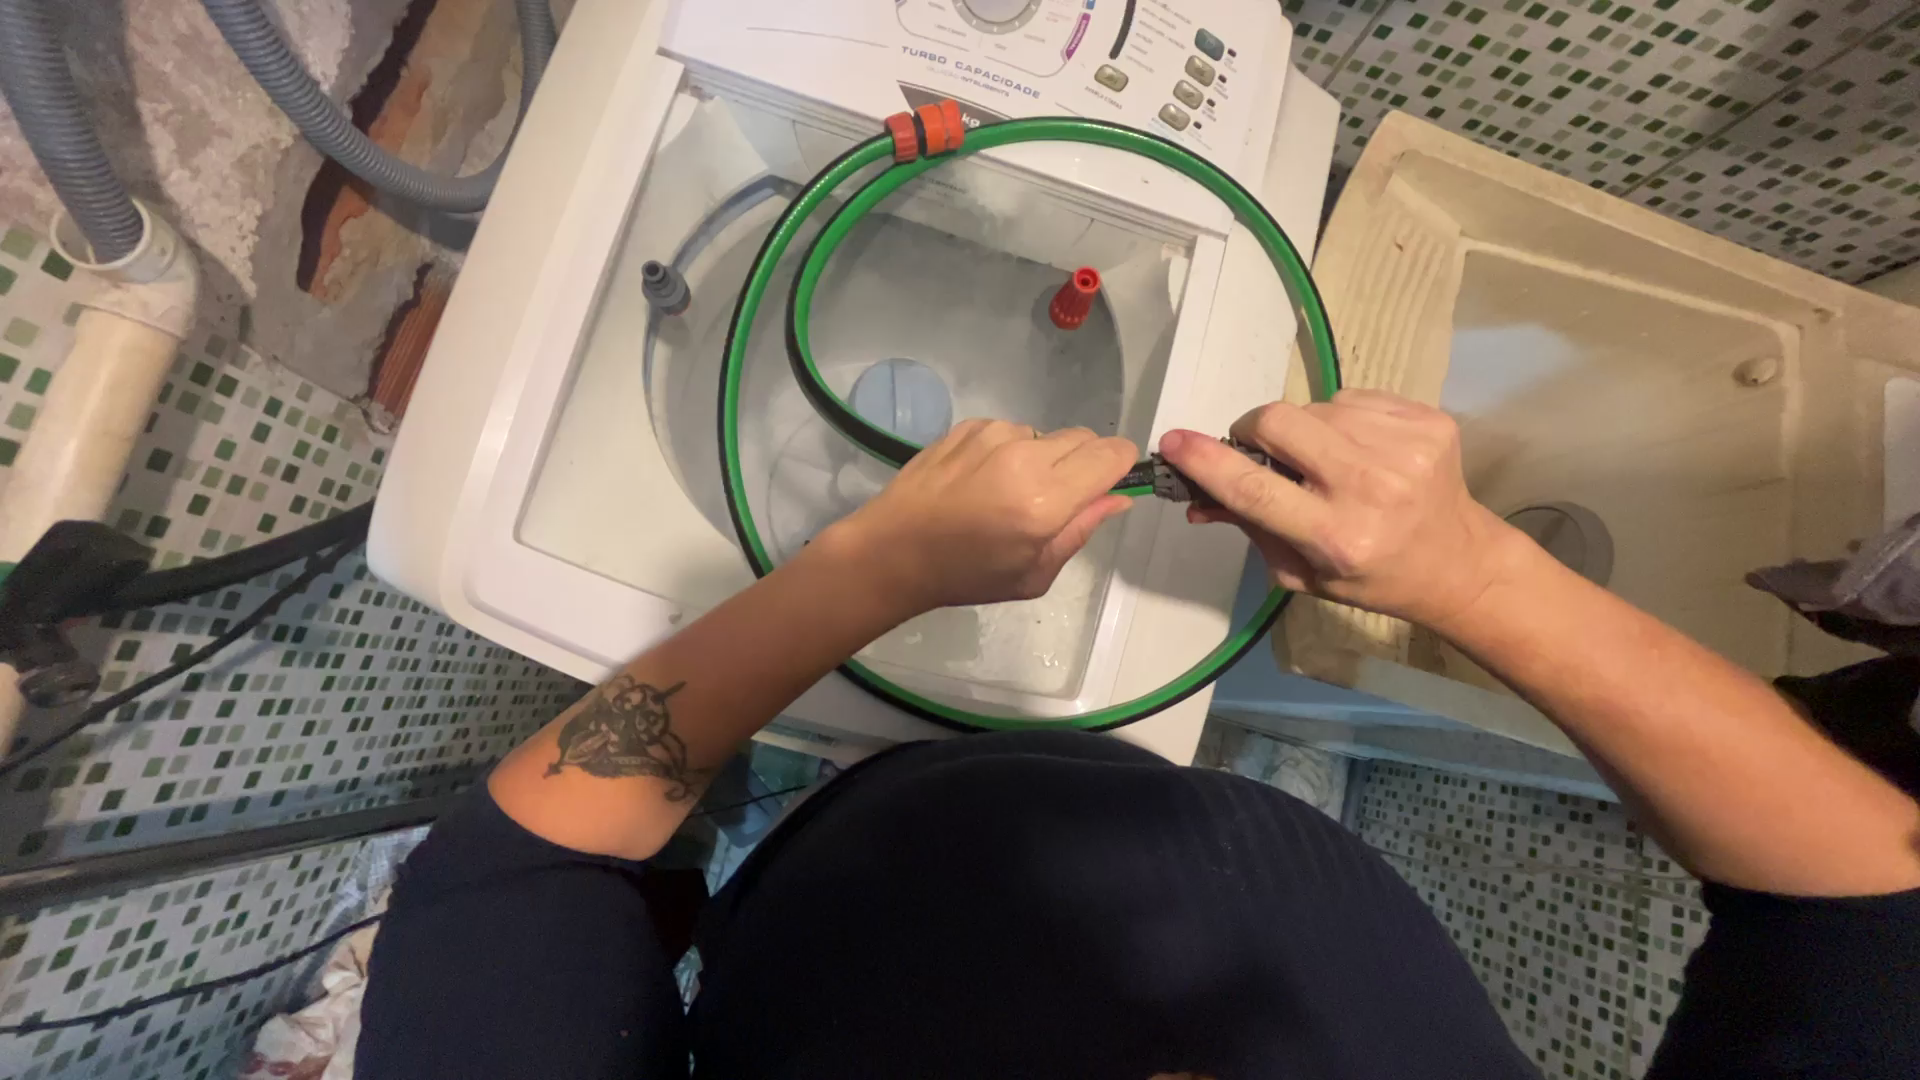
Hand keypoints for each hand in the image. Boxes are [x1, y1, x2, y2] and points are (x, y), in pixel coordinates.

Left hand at [820, 420, 1136, 614]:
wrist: (893, 550)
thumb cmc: (966, 575)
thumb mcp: (1034, 574)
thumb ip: (1081, 530)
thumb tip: (1118, 497)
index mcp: (1044, 501)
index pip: (1112, 455)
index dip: (1118, 468)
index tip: (1105, 486)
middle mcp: (1023, 456)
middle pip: (1085, 438)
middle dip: (1083, 463)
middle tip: (1054, 498)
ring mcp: (992, 435)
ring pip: (1045, 435)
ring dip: (1043, 458)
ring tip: (1007, 492)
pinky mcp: (968, 426)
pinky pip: (1011, 431)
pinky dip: (1009, 451)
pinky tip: (981, 481)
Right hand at [1157, 389, 1523, 628]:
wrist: (1458, 561)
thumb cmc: (1369, 578)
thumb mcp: (1298, 571)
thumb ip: (1248, 528)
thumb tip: (1196, 499)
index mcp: (1337, 536)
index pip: (1255, 487)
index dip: (1207, 461)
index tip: (1173, 442)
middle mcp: (1372, 486)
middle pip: (1279, 422)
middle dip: (1252, 431)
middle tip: (1257, 451)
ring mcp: (1405, 447)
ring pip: (1312, 406)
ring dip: (1300, 429)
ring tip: (1320, 460)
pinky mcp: (1427, 420)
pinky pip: (1350, 398)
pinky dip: (1336, 419)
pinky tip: (1354, 448)